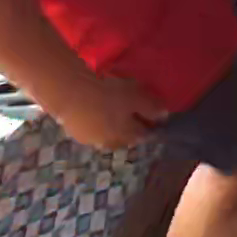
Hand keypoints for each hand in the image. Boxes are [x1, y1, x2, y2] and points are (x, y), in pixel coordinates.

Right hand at [48, 72, 168, 151]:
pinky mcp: (74, 132)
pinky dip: (93, 122)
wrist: (71, 95)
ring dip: (109, 126)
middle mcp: (110, 142)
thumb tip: (164, 115)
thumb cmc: (108, 95)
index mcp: (127, 134)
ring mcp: (91, 139)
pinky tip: (91, 111)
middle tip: (129, 114)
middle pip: (124, 138)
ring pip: (105, 135)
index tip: (151, 118)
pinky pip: (89, 128)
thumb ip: (150, 106)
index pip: (143, 135)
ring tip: (109, 111)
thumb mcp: (135, 96)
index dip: (149, 126)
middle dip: (129, 129)